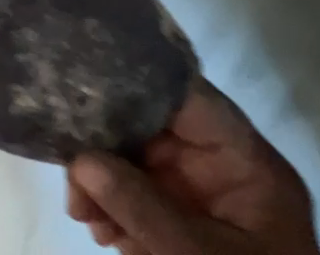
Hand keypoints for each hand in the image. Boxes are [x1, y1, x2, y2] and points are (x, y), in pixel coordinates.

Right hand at [66, 82, 319, 254]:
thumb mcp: (197, 254)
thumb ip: (141, 207)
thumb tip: (78, 159)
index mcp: (249, 164)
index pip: (189, 98)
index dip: (137, 81)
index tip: (83, 81)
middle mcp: (224, 169)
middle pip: (153, 129)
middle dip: (106, 146)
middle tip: (70, 167)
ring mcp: (202, 197)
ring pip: (137, 163)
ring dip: (101, 182)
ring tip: (81, 213)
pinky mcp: (184, 224)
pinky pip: (137, 196)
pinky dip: (111, 207)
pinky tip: (97, 228)